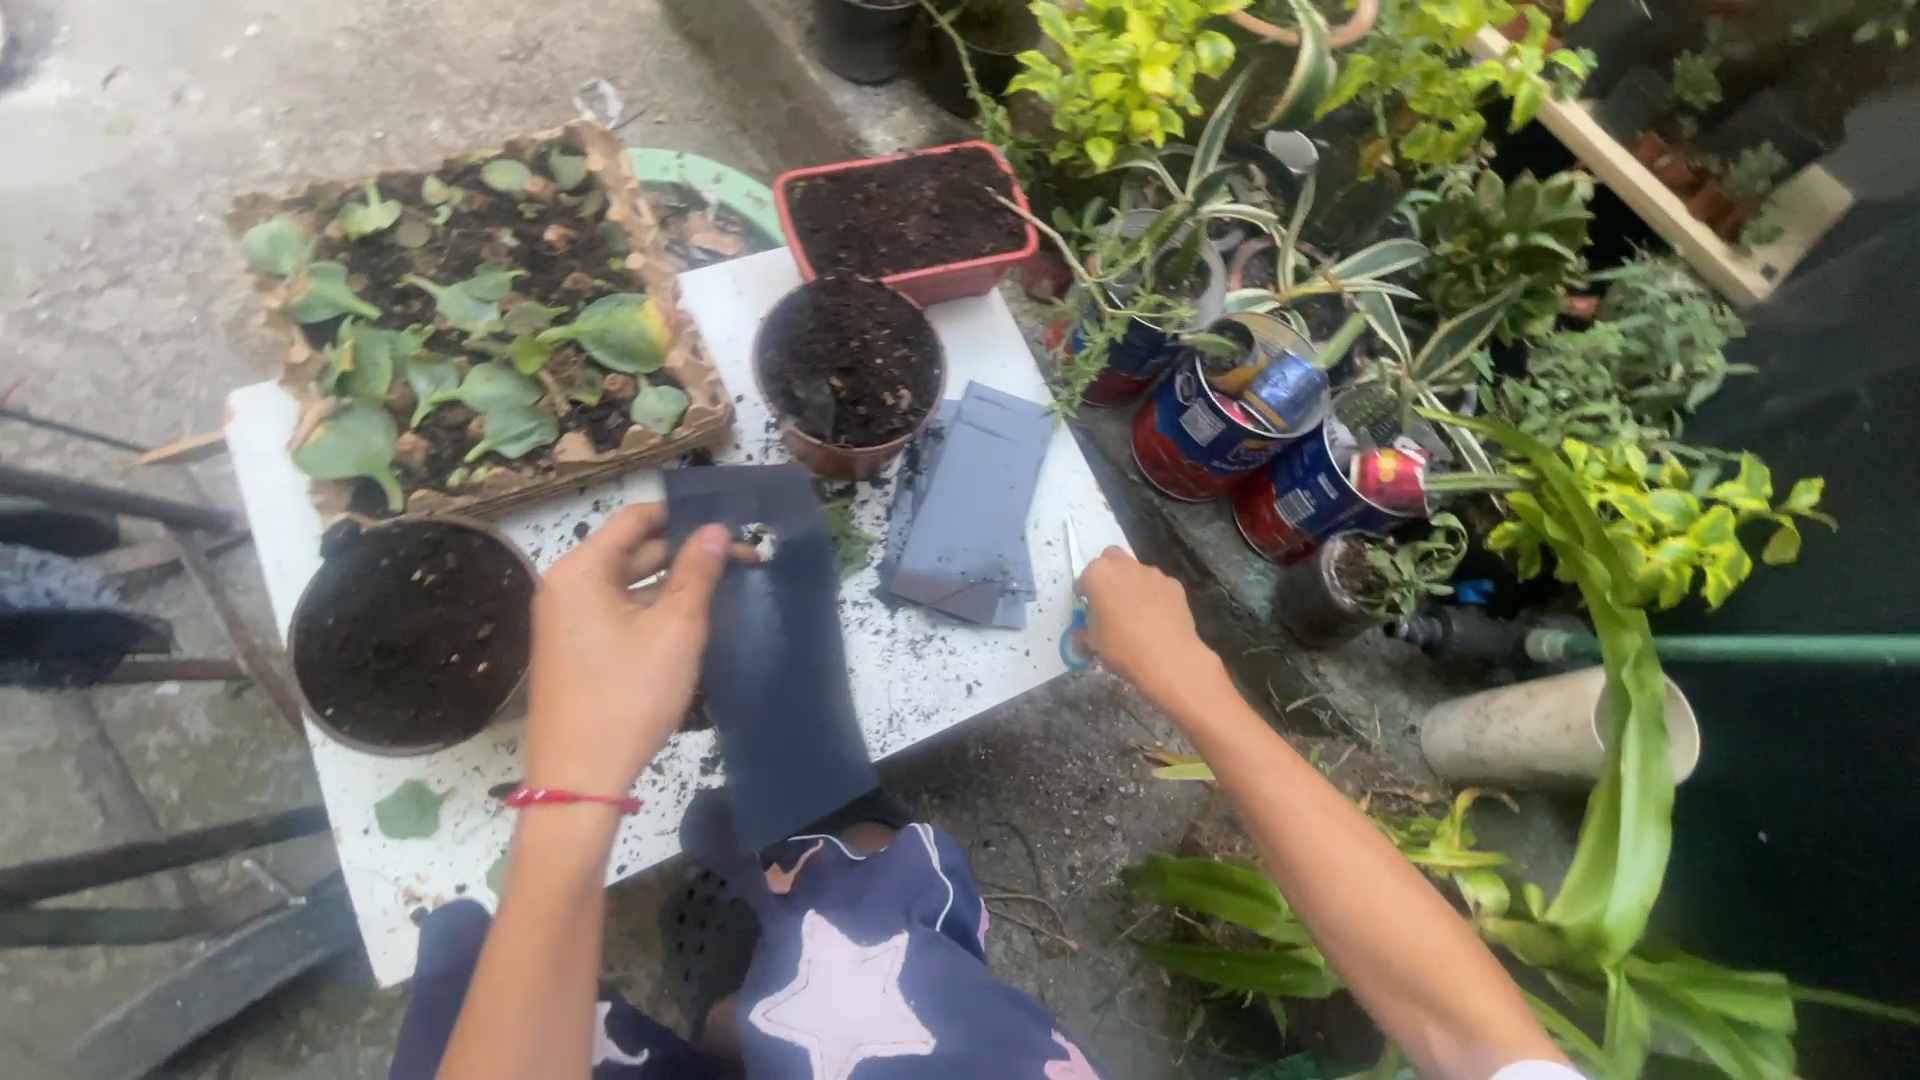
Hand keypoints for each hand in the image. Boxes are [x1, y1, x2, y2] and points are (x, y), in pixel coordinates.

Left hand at [524, 504, 736, 800]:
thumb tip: (716, 529)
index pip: (636, 519)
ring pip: (632, 586)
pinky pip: (622, 613)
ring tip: (728, 589)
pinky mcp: (579, 650)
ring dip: (677, 584)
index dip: (683, 516)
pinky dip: (657, 610)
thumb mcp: (676, 628)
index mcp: (581, 571)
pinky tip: (694, 621)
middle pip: (635, 552)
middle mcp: (568, 588)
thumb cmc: (629, 694)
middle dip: (688, 554)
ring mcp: (570, 622)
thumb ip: (698, 572)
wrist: (580, 778)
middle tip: (743, 561)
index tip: (729, 525)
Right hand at [1078, 547, 1224, 705]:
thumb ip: (1084, 634)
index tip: (1086, 606)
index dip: (1083, 592)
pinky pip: (1158, 586)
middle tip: (1108, 597)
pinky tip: (1157, 617)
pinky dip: (1154, 595)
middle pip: (1111, 558)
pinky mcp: (1174, 585)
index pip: (1084, 578)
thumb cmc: (1121, 647)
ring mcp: (1152, 574)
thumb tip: (1081, 638)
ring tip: (1136, 611)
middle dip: (1108, 573)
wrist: (1168, 658)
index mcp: (1098, 575)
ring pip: (1137, 570)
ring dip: (1132, 583)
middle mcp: (1124, 566)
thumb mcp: (1093, 643)